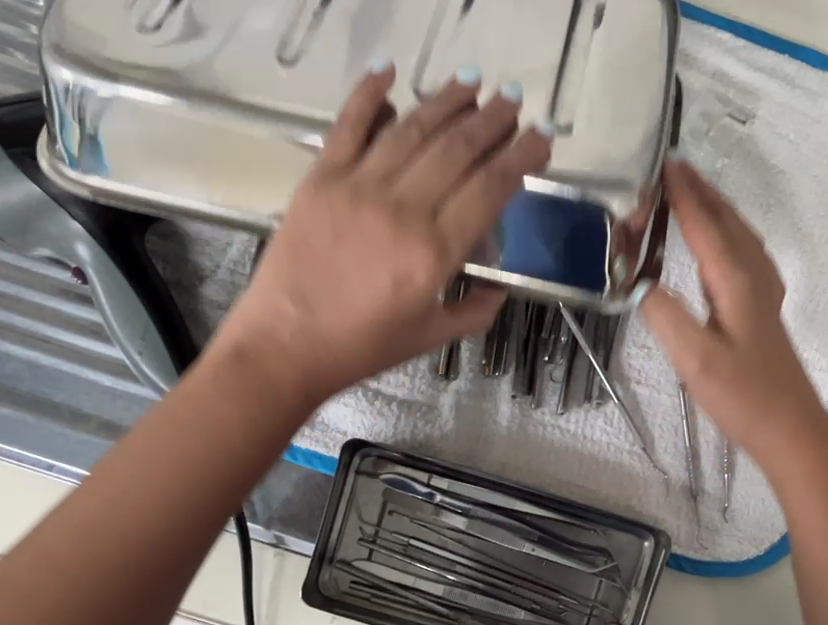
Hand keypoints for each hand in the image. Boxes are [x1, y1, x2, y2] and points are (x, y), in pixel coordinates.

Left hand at [209, 67, 551, 406]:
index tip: (541, 138)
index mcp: (434, 253)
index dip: (520, 157)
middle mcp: (402, 211)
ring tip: (473, 84)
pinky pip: (349, 124)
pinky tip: (390, 72)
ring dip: (447, 101)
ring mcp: (358, 188)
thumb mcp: (428, 338)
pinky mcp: (321, 178)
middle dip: (492, 121)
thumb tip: (499, 289)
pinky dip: (369, 94)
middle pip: (457, 150)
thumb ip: (473, 312)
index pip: (489, 189)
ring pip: (413, 130)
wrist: (285, 347)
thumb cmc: (361, 348)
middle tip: (513, 101)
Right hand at [639, 162, 827, 466]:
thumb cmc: (742, 396)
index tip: (661, 164)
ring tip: (690, 194)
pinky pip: (743, 254)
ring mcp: (763, 292)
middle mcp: (753, 276)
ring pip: (739, 235)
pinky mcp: (763, 310)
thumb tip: (637, 283)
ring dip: (715, 210)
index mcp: (735, 280)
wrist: (789, 428)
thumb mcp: (695, 359)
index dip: (682, 195)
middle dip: (700, 192)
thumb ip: (664, 315)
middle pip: (726, 221)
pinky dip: (726, 235)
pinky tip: (719, 245)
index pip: (704, 224)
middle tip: (672, 167)